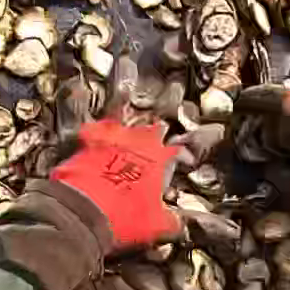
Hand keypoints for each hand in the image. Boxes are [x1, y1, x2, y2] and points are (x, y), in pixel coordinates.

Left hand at [47, 54, 223, 253]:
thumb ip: (178, 222)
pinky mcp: (83, 136)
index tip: (215, 128)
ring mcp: (111, 134)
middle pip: (158, 115)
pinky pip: (79, 111)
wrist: (82, 215)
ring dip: (124, 82)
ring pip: (121, 103)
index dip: (203, 138)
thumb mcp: (157, 226)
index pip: (189, 146)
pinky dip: (76, 97)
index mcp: (162, 160)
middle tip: (176, 82)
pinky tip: (74, 80)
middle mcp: (140, 140)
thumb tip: (201, 229)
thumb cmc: (123, 220)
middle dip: (170, 99)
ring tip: (126, 60)